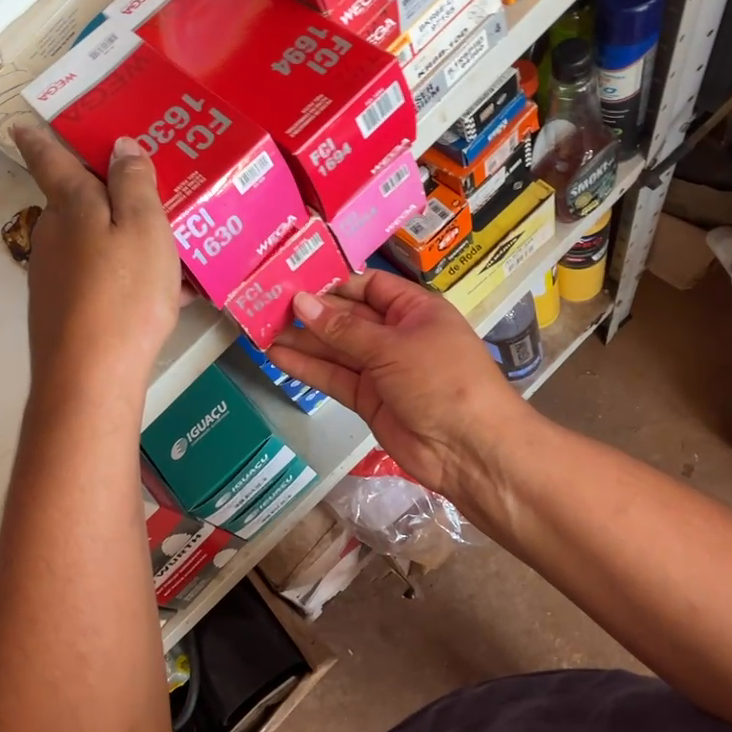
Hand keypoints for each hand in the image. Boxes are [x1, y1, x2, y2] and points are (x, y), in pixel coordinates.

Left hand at [13, 125, 182, 394]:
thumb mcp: (143, 227)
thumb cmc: (123, 293)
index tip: (21, 123)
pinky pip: (97, 279)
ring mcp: (52, 277)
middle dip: (103, 194)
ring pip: (90, 244)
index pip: (49, 160)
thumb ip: (133, 182)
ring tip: (169, 250)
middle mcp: (51, 235)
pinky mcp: (61, 312)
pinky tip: (161, 298)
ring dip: (121, 240)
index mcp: (70, 205)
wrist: (89, 379)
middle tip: (146, 189)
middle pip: (75, 203)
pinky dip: (123, 277)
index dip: (39, 139)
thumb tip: (119, 145)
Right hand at [266, 271, 544, 499]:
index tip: (294, 281)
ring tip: (261, 330)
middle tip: (266, 305)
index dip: (333, 284)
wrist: (471, 450)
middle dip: (310, 313)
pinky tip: (278, 357)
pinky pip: (334, 377)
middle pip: (347, 318)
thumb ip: (342, 329)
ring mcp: (382, 369)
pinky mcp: (369, 400)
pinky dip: (308, 369)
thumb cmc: (442, 380)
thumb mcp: (392, 347)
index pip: (368, 286)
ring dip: (302, 341)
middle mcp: (397, 335)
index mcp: (414, 310)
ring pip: (336, 349)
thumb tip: (300, 302)